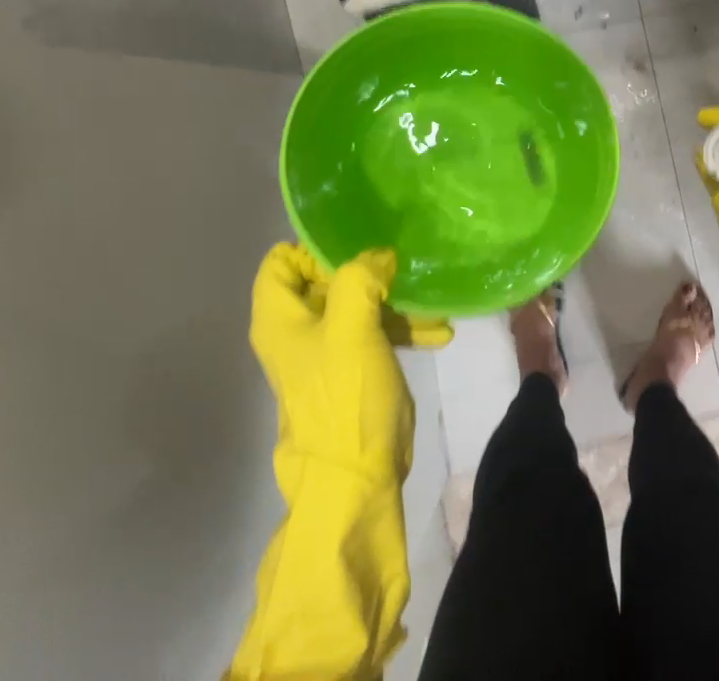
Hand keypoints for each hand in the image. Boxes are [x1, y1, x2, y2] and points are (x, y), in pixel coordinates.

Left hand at [250, 244, 451, 485]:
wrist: (357, 470)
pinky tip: (438, 333)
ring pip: (358, 307)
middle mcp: (297, 330)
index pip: (282, 262)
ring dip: (395, 303)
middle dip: (368, 272)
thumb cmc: (345, 394)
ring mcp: (326, 351)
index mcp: (280, 318)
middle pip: (326, 281)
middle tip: (404, 267)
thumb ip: (360, 280)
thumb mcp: (351, 329)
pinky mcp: (354, 369)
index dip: (316, 248)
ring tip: (434, 308)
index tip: (359, 248)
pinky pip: (376, 335)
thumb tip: (378, 256)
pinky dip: (403, 329)